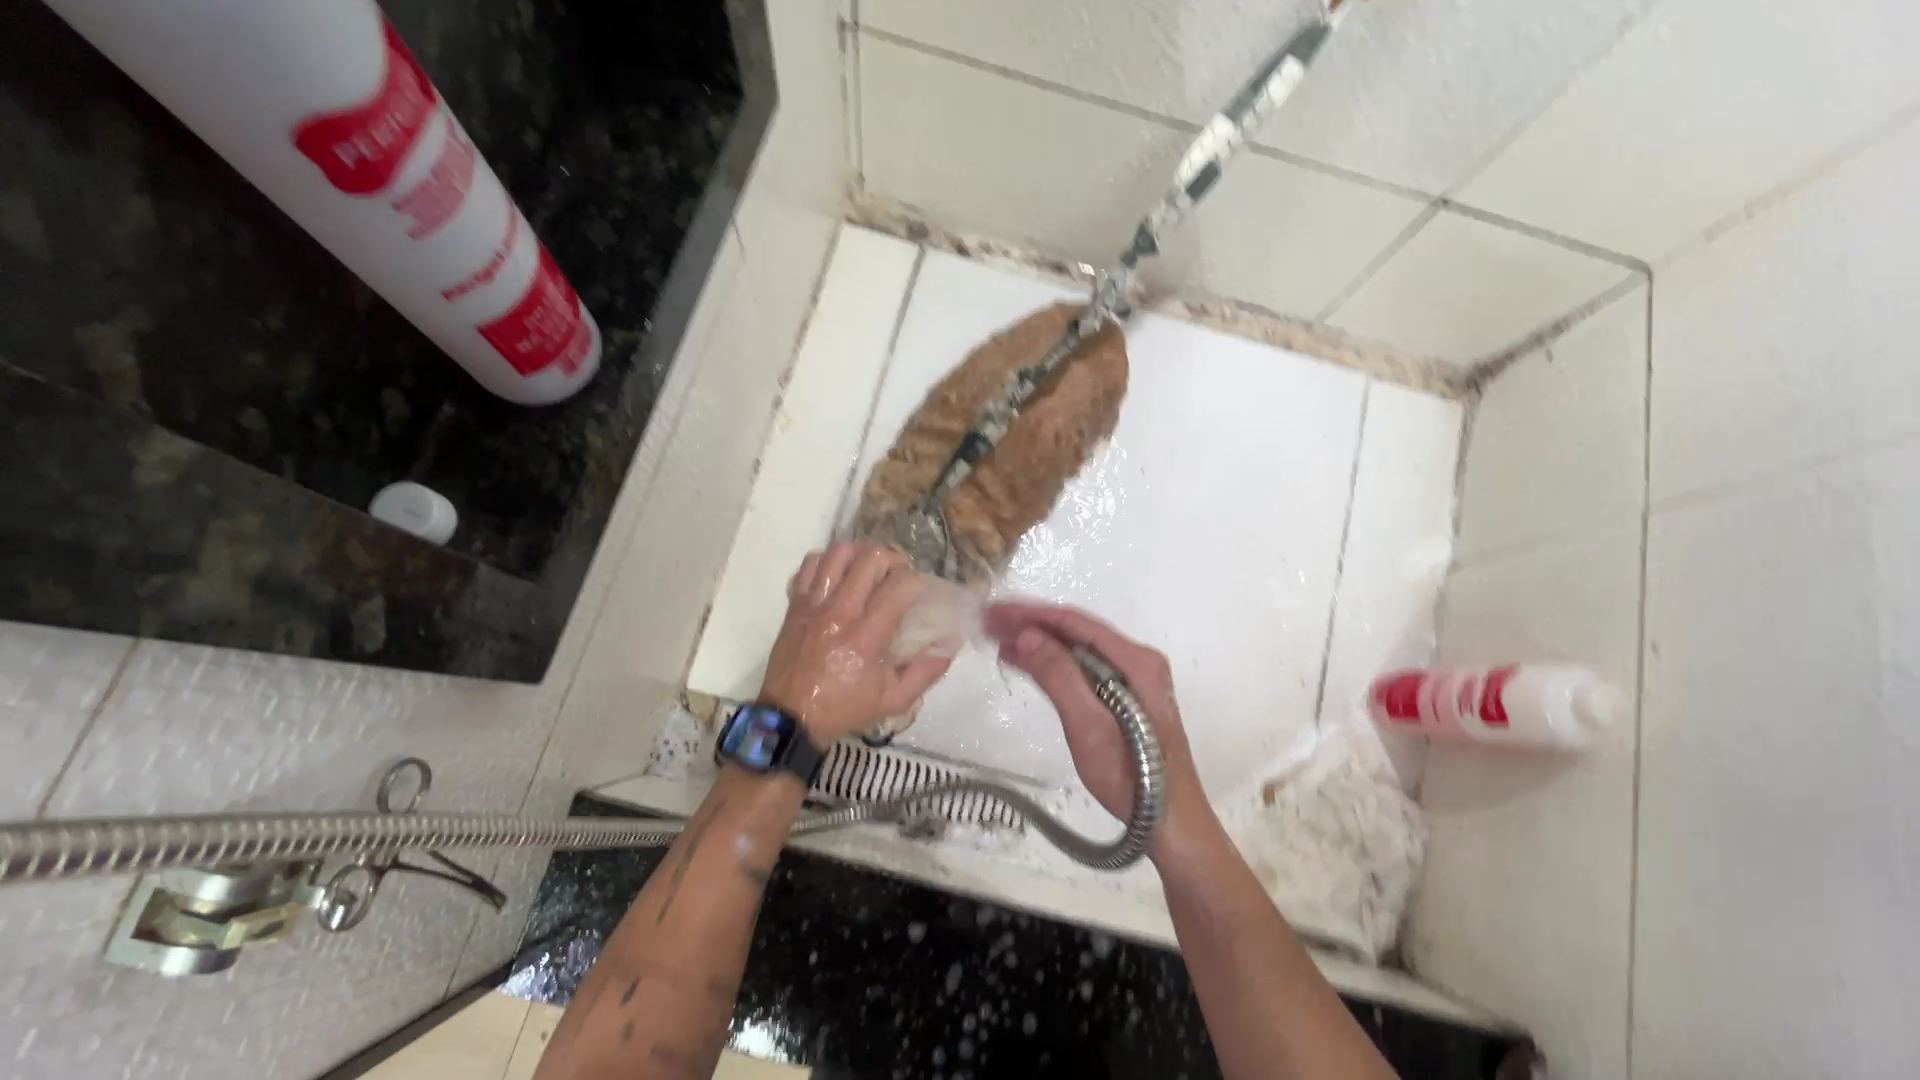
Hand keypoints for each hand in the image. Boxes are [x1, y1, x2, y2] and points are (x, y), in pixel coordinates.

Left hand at [760, 542, 954, 743]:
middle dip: (893, 560)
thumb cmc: (844, 708)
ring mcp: (814, 604)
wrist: (790, 717)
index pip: (900, 585)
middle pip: (871, 557)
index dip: (918, 581)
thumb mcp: (894, 699)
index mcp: (867, 635)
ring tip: (870, 570)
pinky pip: (811, 564)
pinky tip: (839, 576)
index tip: (921, 593)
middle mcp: (840, 611)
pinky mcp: (795, 604)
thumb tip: (950, 642)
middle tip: (898, 576)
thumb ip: (926, 670)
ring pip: (839, 553)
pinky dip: (829, 562)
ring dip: (861, 554)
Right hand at [985, 602, 1215, 859]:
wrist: (1170, 823)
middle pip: (1075, 632)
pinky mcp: (1126, 698)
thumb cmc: (1132, 778)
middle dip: (1030, 625)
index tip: (994, 611)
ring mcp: (1134, 679)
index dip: (1031, 614)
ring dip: (1037, 642)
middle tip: (988, 624)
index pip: (1074, 622)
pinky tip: (1024, 663)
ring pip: (1077, 649)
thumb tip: (1027, 635)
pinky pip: (1082, 669)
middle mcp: (1137, 661)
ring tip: (997, 640)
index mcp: (1135, 661)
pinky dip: (1051, 663)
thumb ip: (1059, 677)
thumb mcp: (1089, 727)